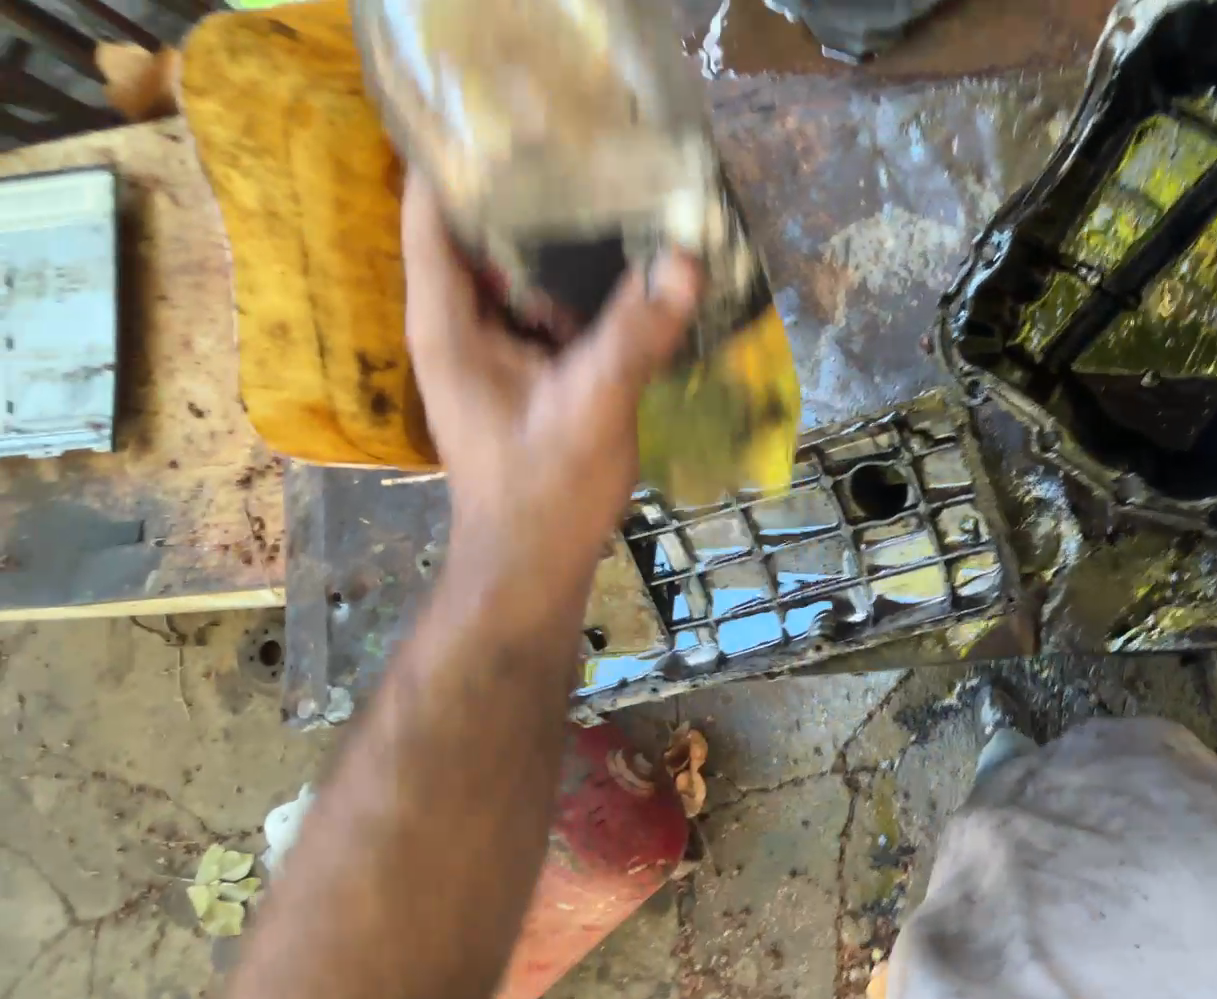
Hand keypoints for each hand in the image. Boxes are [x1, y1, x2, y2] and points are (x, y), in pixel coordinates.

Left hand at [401, 173, 698, 583]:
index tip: (519, 121)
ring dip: (568, 248)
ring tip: (623, 204)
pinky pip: (555, 316)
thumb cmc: (546, 489)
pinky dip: (588, 296)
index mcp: (449, 321)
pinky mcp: (532, 377)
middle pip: (485, 237)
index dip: (462, 158)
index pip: (431, 212)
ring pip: (526, 278)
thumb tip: (687, 262)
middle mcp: (465, 326)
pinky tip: (635, 283)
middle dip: (534, 197)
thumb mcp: (593, 404)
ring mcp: (498, 353)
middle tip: (595, 156)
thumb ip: (636, 335)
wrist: (535, 563)